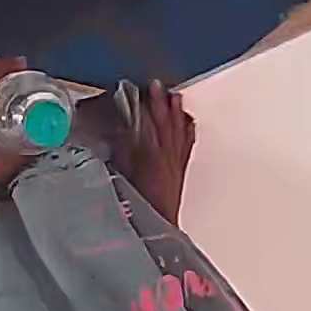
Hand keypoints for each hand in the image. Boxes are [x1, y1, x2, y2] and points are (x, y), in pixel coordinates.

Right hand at [110, 79, 196, 225]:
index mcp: (150, 153)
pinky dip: (188, 130)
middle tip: (157, 85)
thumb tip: (122, 131)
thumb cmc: (138, 203)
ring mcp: (176, 161)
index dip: (143, 105)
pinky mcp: (181, 169)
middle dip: (160, 102)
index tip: (139, 90)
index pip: (146, 121)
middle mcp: (167, 154)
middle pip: (164, 121)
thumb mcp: (122, 173)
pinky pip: (187, 144)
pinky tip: (189, 122)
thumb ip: (122, 149)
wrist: (157, 225)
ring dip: (176, 112)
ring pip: (178, 130)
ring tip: (176, 97)